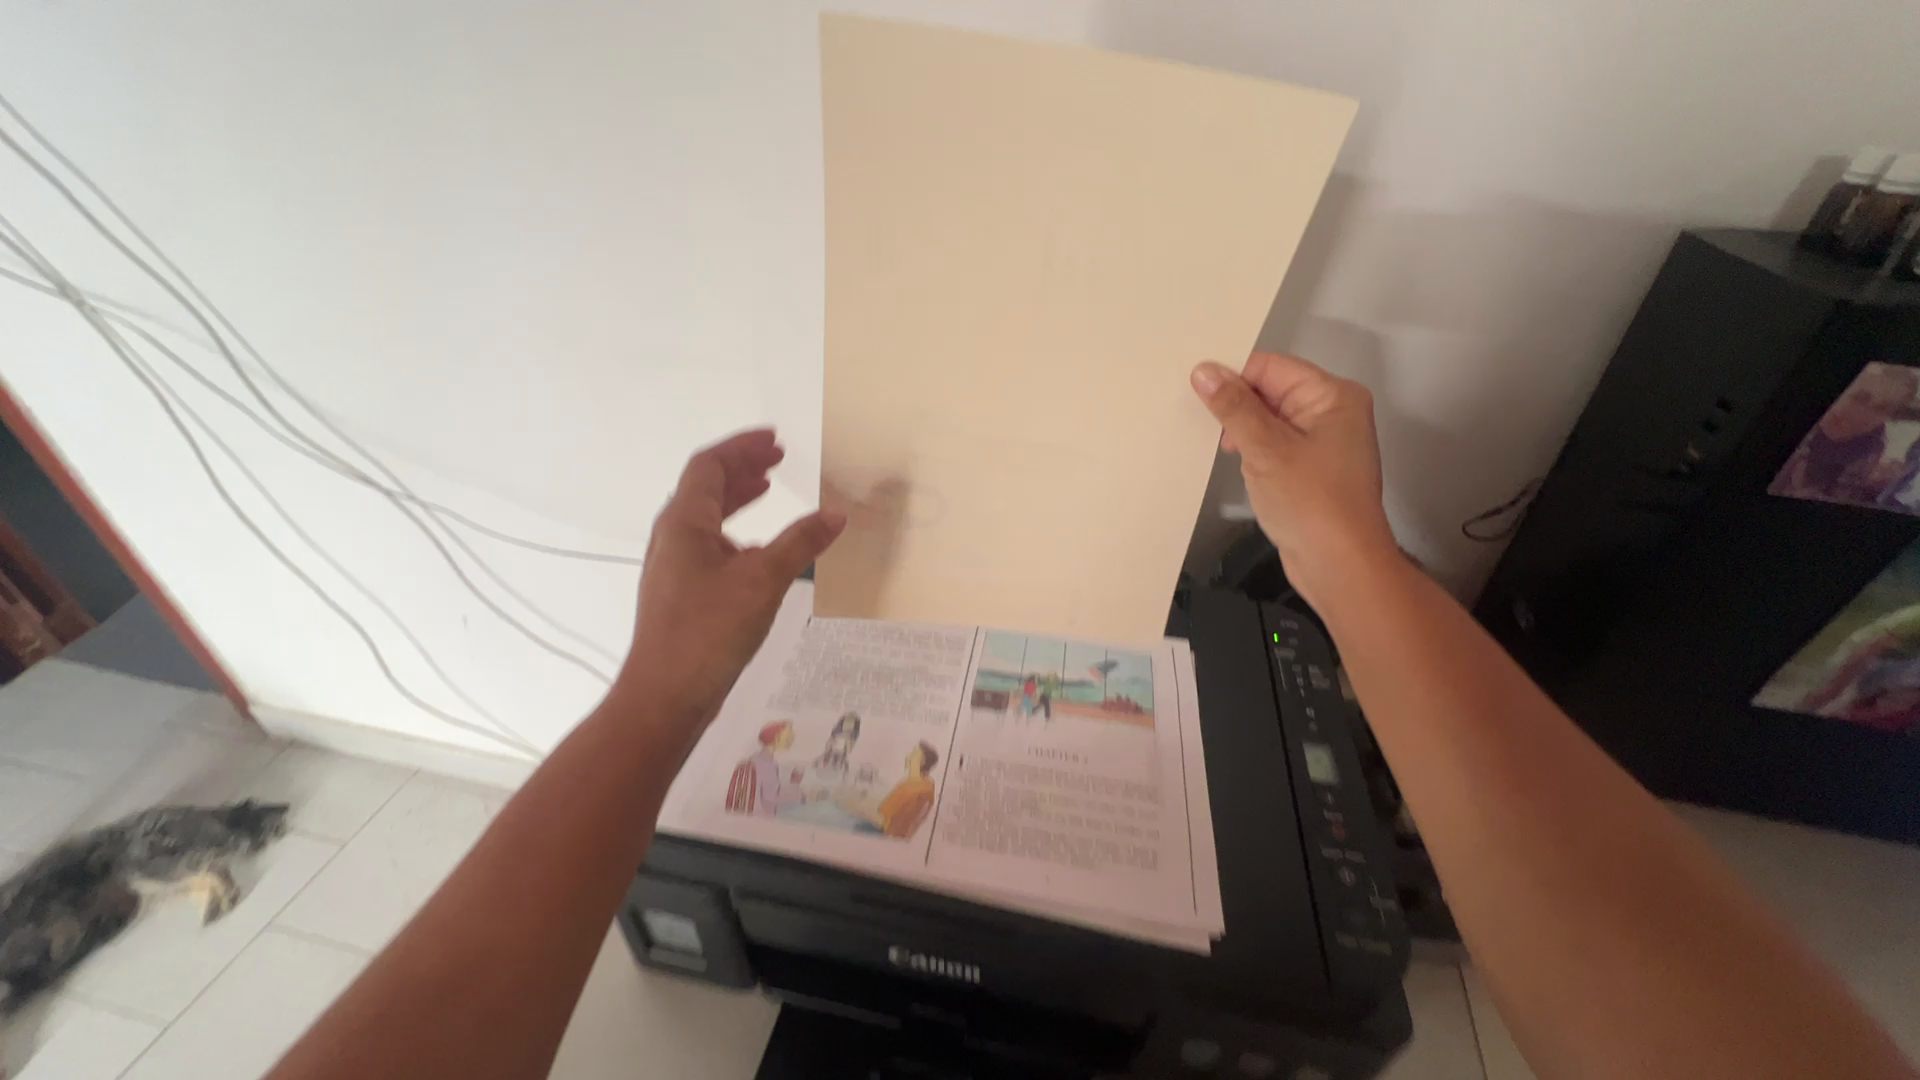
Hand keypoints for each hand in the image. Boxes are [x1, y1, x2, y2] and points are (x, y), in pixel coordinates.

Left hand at [619, 429, 845, 737]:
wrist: (665, 696)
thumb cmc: (709, 630)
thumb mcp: (764, 580)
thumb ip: (800, 542)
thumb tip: (836, 514)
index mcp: (685, 522)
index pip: (710, 465)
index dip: (743, 448)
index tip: (775, 441)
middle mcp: (674, 538)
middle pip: (705, 488)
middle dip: (742, 469)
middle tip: (778, 461)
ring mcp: (674, 567)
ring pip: (706, 518)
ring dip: (737, 499)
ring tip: (768, 491)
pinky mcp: (681, 594)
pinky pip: (709, 546)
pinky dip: (735, 533)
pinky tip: (759, 551)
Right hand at [1190, 353, 1396, 605]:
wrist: (1340, 564)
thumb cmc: (1312, 503)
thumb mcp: (1265, 448)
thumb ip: (1233, 407)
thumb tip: (1204, 371)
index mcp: (1332, 396)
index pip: (1271, 367)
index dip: (1233, 377)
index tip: (1196, 392)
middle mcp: (1332, 412)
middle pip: (1271, 390)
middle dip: (1236, 404)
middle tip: (1202, 422)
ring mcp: (1323, 441)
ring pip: (1270, 419)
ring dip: (1243, 429)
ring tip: (1222, 447)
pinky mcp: (1312, 468)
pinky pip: (1275, 444)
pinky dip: (1253, 449)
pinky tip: (1236, 462)